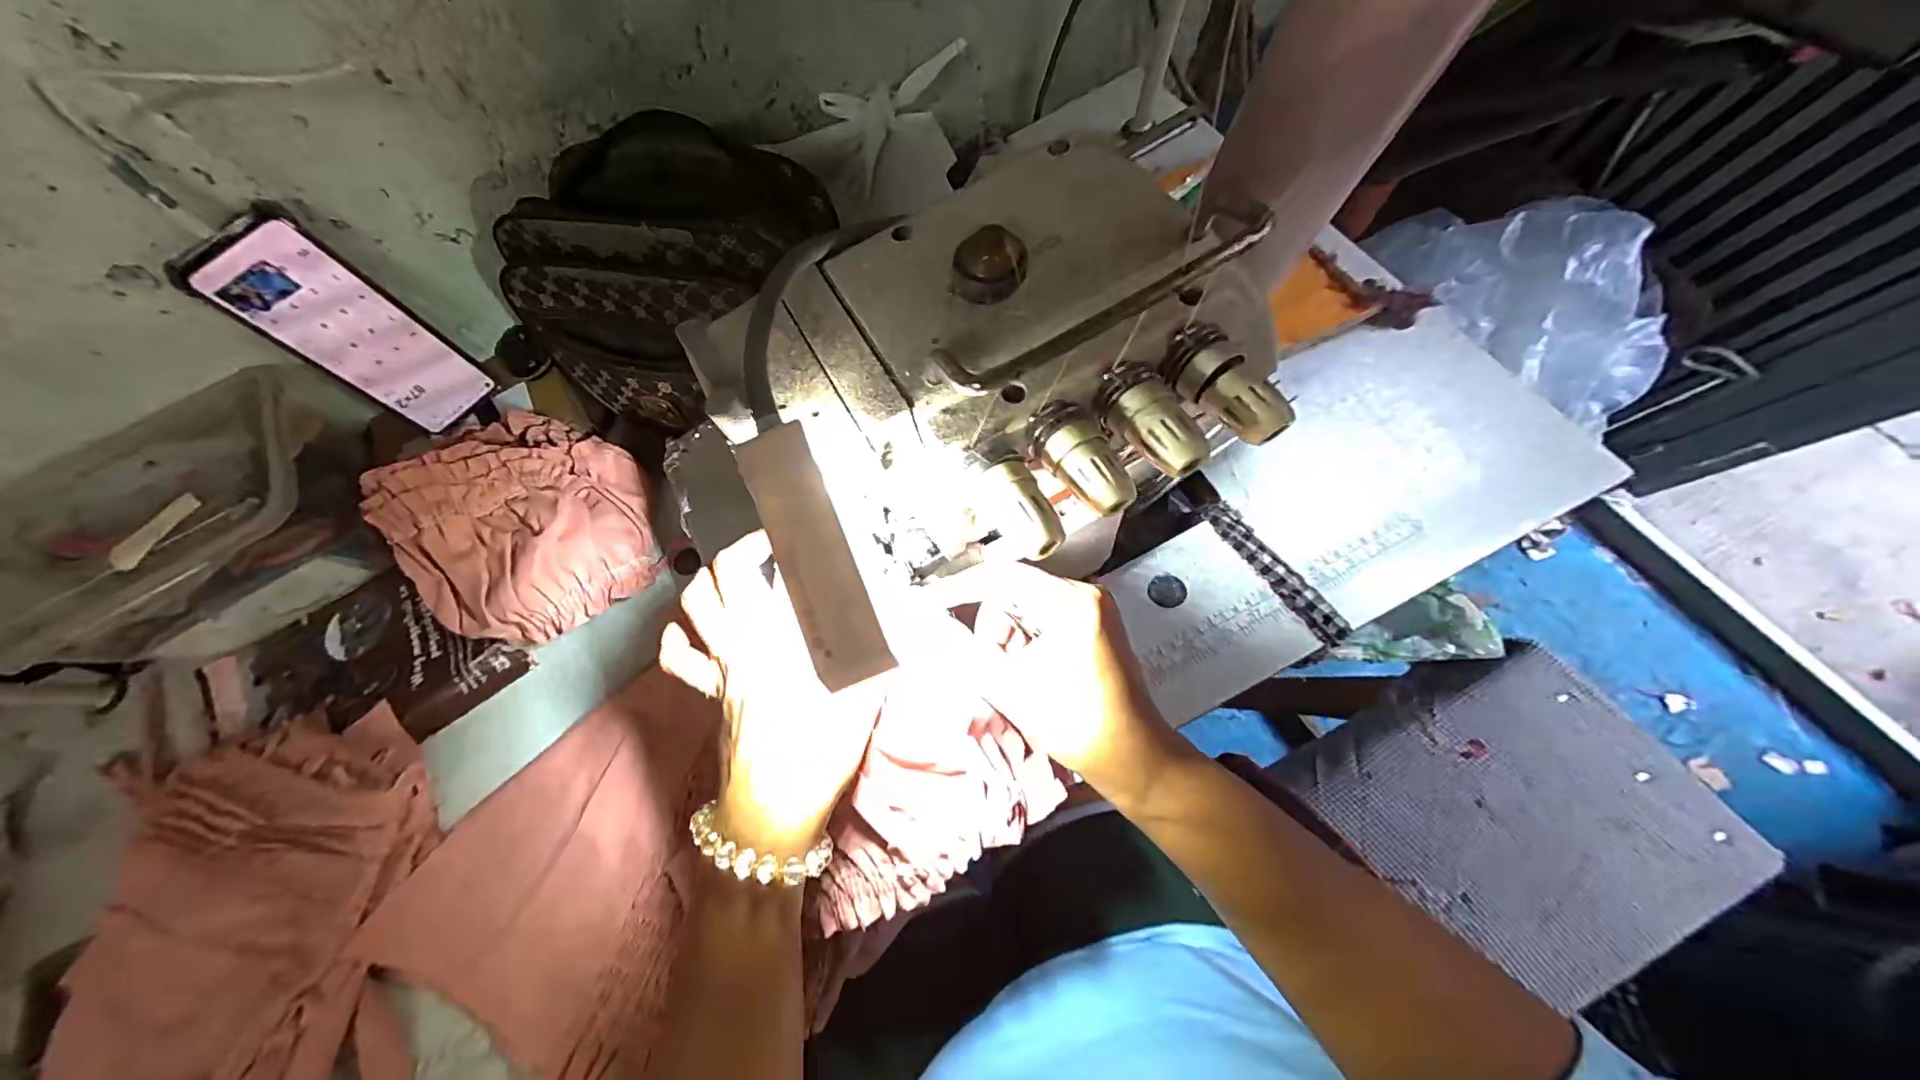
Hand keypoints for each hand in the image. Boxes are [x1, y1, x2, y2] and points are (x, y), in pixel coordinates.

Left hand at [660, 532, 882, 855]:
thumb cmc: (814, 756)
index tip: (789, 535)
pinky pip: (679, 663)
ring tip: (730, 577)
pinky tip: (685, 630)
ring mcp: (719, 669)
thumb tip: (904, 626)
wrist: (769, 814)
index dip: (765, 544)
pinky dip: (675, 640)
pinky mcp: (711, 695)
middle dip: (737, 553)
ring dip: (706, 585)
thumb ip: (879, 660)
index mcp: (773, 639)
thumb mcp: (859, 704)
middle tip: (765, 551)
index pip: (755, 574)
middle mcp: (739, 644)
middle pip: (718, 580)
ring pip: (693, 610)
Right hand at [931, 559, 1182, 799]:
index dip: (969, 593)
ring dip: (1012, 638)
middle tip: (998, 666)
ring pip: (1029, 607)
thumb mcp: (1013, 689)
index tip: (942, 608)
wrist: (1133, 757)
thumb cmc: (1080, 728)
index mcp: (1073, 602)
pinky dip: (1031, 641)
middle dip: (996, 628)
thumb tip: (939, 633)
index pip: (1005, 578)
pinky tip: (1033, 672)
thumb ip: (971, 654)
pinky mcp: (1096, 625)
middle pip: (1017, 592)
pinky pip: (1047, 619)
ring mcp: (1095, 608)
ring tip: (1019, 675)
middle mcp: (1088, 594)